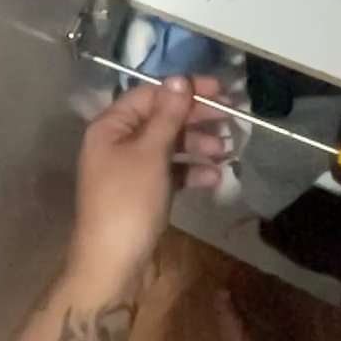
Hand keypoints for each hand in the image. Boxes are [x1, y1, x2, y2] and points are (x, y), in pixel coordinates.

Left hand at [67, 75, 225, 292]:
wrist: (112, 262)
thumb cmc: (128, 201)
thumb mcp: (150, 153)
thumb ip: (167, 115)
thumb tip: (180, 78)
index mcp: (109, 126)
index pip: (149, 95)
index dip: (183, 90)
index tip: (220, 91)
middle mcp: (115, 142)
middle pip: (159, 119)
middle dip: (194, 119)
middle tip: (231, 119)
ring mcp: (128, 169)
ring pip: (166, 146)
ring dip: (196, 146)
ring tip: (224, 152)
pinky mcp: (141, 193)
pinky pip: (168, 173)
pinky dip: (190, 173)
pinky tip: (214, 179)